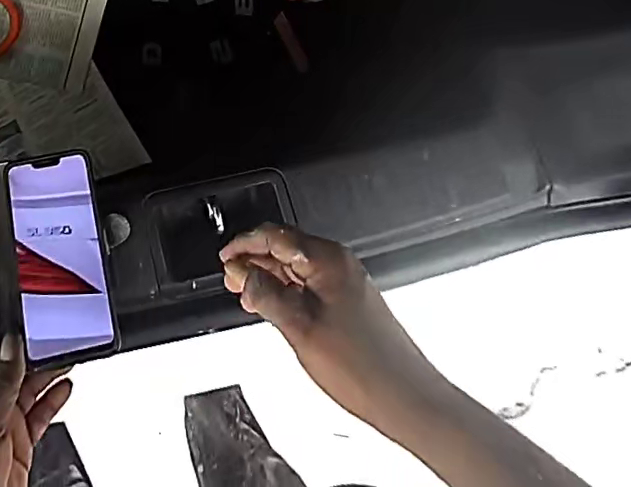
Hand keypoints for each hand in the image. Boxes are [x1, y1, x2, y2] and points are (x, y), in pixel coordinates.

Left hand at [0, 334, 73, 486]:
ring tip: (69, 355)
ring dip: (51, 373)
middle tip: (59, 338)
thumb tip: (12, 344)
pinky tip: (65, 386)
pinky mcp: (20, 444)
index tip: (34, 325)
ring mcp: (3, 427)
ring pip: (32, 390)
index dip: (12, 342)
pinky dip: (55, 399)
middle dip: (38, 354)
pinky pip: (41, 413)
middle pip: (16, 372)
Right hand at [220, 223, 447, 428]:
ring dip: (268, 275)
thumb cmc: (363, 366)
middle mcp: (338, 262)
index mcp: (328, 259)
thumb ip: (266, 295)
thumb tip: (242, 274)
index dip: (245, 244)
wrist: (404, 397)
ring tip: (245, 292)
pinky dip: (286, 289)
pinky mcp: (348, 299)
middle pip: (286, 247)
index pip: (276, 235)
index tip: (226, 256)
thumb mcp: (300, 328)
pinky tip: (272, 305)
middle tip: (230, 276)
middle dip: (254, 259)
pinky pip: (308, 282)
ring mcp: (344, 280)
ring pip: (296, 266)